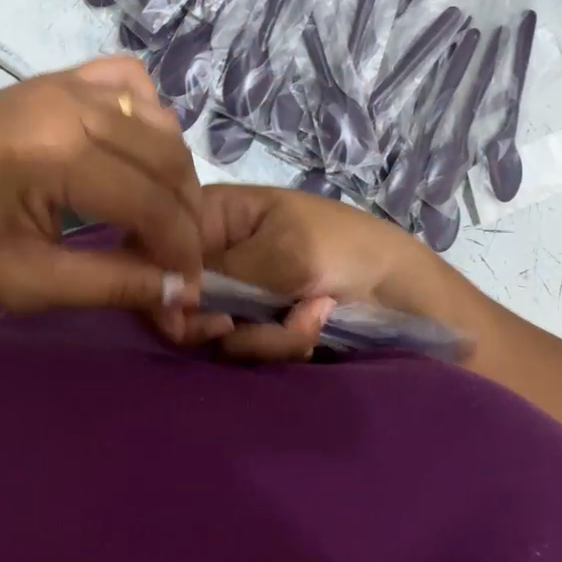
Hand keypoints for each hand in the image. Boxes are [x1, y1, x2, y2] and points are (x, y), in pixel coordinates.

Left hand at [0, 56, 206, 314]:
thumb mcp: (27, 281)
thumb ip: (110, 283)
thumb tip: (180, 288)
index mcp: (58, 155)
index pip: (152, 201)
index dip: (182, 248)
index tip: (189, 286)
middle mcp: (72, 105)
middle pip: (166, 155)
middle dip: (185, 211)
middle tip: (175, 257)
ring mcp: (66, 81)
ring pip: (158, 117)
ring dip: (171, 167)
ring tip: (157, 212)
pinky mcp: (58, 75)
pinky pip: (129, 81)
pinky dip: (149, 114)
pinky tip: (134, 150)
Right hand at [187, 184, 452, 359]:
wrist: (404, 293)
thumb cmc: (343, 248)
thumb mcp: (282, 252)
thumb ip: (221, 274)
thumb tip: (167, 298)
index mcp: (212, 212)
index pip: (157, 241)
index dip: (162, 277)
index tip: (190, 304)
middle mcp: (212, 252)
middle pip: (172, 295)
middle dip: (212, 317)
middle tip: (239, 322)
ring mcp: (232, 292)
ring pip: (206, 330)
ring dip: (260, 334)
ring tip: (308, 316)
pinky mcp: (253, 327)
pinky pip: (240, 349)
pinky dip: (278, 344)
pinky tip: (314, 324)